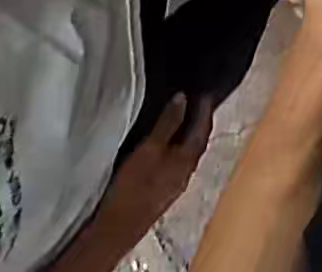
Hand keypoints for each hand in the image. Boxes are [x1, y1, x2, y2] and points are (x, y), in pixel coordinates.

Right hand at [83, 94, 215, 253]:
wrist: (115, 228)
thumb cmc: (133, 184)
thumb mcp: (150, 148)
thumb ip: (168, 123)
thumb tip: (183, 98)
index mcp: (188, 160)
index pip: (203, 130)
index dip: (206, 110)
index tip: (206, 92)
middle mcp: (187, 172)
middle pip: (199, 141)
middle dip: (201, 121)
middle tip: (199, 102)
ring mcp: (176, 184)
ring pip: (189, 152)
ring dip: (190, 134)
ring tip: (186, 117)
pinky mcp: (164, 191)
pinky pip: (180, 161)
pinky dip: (180, 146)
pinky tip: (170, 144)